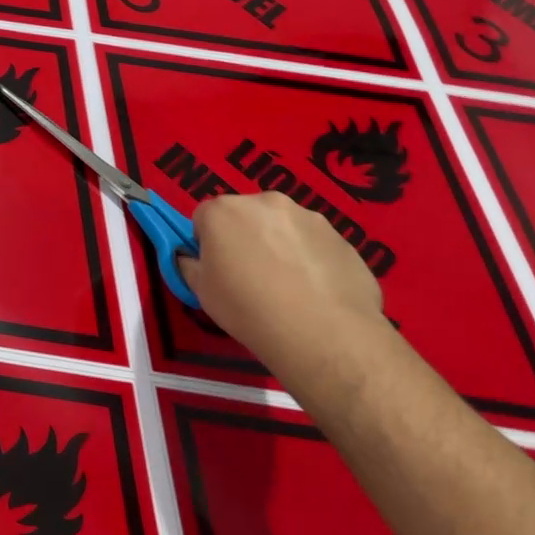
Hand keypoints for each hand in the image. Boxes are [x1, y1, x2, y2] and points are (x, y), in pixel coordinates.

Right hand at [178, 191, 384, 357]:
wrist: (322, 331)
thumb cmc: (246, 306)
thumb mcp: (199, 288)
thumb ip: (190, 264)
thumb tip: (192, 259)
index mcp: (223, 210)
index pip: (204, 217)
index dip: (206, 242)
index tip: (215, 267)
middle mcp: (267, 203)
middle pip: (246, 215)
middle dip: (244, 237)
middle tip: (249, 274)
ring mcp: (310, 218)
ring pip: (283, 228)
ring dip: (279, 246)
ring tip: (286, 285)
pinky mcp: (344, 238)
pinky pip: (314, 245)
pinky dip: (309, 260)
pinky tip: (313, 291)